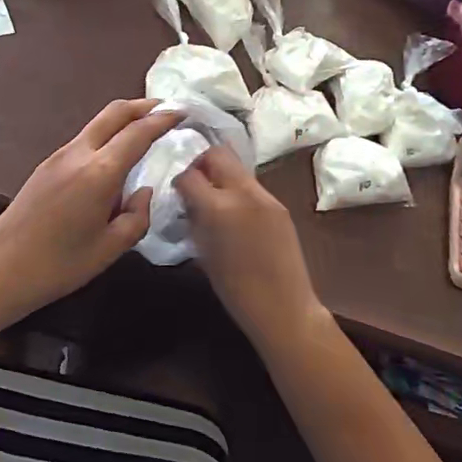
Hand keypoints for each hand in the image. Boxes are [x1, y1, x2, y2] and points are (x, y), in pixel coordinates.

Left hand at [0, 99, 181, 316]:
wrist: (0, 270)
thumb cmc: (60, 265)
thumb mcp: (110, 248)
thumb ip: (137, 216)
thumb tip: (144, 192)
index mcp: (99, 172)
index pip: (137, 132)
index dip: (162, 119)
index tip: (182, 113)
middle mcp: (78, 154)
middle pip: (113, 113)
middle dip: (141, 106)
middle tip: (165, 109)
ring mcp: (57, 157)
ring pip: (96, 125)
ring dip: (122, 121)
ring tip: (144, 131)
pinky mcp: (45, 166)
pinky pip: (83, 141)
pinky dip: (105, 137)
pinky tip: (114, 157)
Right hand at [175, 144, 322, 338]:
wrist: (284, 308)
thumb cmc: (235, 290)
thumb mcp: (202, 253)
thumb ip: (194, 220)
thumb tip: (188, 202)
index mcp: (218, 207)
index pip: (190, 175)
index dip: (180, 180)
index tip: (178, 192)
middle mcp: (243, 193)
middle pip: (218, 154)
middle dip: (202, 163)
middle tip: (195, 184)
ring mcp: (266, 197)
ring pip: (238, 168)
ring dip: (222, 176)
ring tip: (214, 200)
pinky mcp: (280, 206)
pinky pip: (253, 187)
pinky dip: (238, 191)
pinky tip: (235, 214)